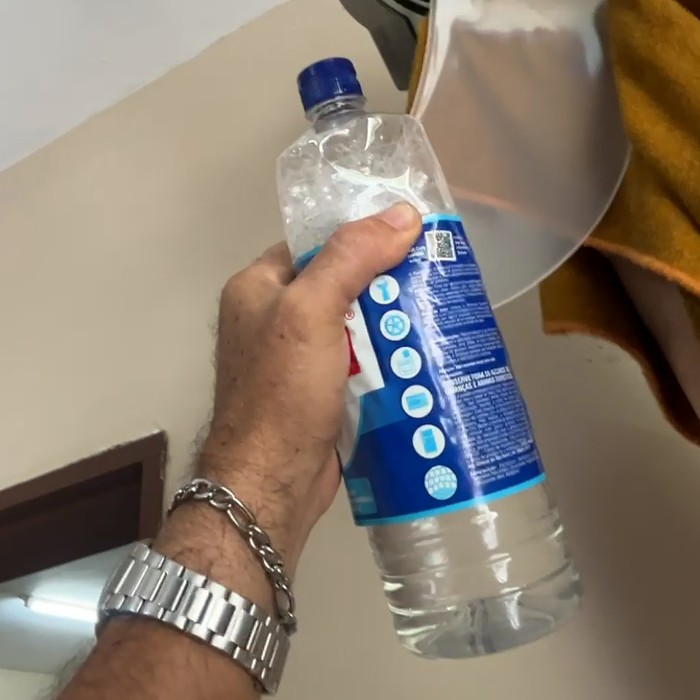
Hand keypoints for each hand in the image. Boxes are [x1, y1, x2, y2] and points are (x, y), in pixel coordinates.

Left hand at [195, 203, 421, 569]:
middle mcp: (273, 318)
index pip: (315, 243)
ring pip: (356, 325)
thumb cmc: (282, 392)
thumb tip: (403, 214)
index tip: (410, 236)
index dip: (360, 237)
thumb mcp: (312, 311)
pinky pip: (361, 362)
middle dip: (385, 285)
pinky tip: (424, 356)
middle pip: (341, 283)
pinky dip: (388, 360)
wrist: (273, 486)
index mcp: (258, 287)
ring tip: (441, 314)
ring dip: (392, 325)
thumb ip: (351, 258)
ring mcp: (298, 360)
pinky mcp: (320, 393)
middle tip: (435, 278)